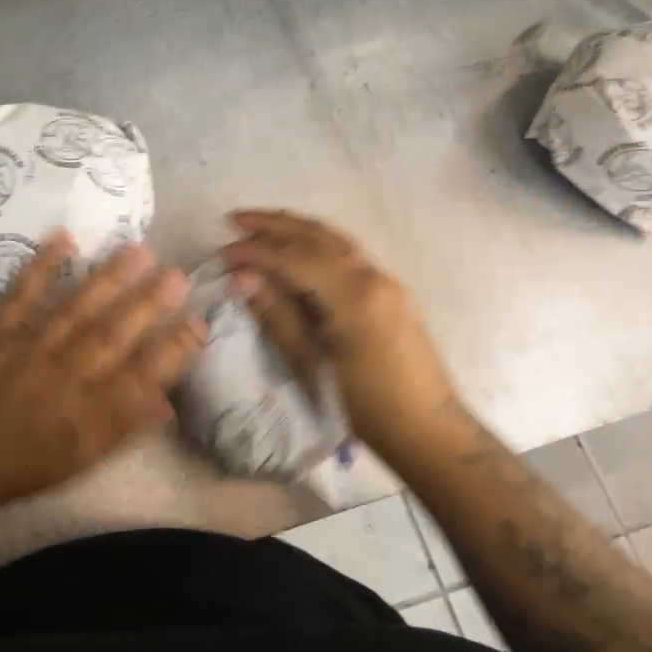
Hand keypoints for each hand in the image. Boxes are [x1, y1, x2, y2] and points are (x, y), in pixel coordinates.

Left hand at [0, 234, 206, 517]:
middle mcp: (63, 380)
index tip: (199, 323)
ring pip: (76, 309)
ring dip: (109, 278)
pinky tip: (65, 238)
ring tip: (138, 250)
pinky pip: (23, 294)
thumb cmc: (27, 464)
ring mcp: (28, 351)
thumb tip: (167, 400)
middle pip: (113, 336)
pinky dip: (42, 265)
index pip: (142, 380)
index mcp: (89, 419)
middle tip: (178, 275)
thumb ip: (125, 427)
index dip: (173, 351)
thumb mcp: (83, 460)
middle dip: (149, 304)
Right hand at [220, 211, 456, 453]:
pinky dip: (315, 243)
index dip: (255, 252)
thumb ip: (277, 315)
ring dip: (295, 229)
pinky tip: (296, 251)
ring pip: (335, 240)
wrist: (429, 432)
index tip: (222, 254)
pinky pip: (347, 254)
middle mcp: (373, 276)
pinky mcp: (389, 293)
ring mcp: (386, 282)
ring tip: (260, 227)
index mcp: (354, 295)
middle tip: (234, 219)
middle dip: (274, 224)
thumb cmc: (366, 406)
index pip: (294, 258)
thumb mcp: (313, 363)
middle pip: (317, 236)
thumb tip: (242, 278)